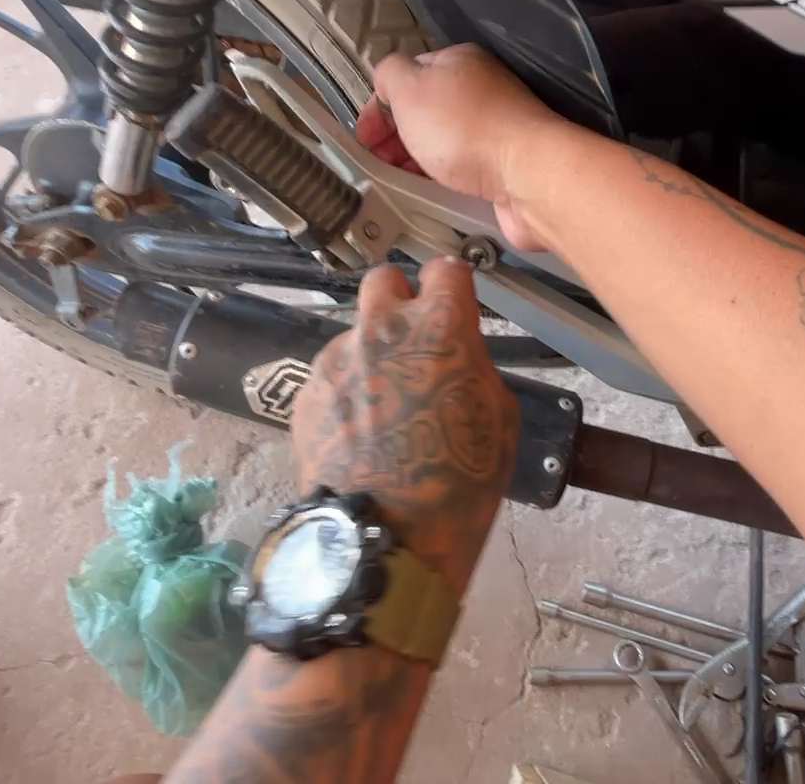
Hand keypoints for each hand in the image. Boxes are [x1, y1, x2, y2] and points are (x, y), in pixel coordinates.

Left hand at [287, 257, 520, 591]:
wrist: (387, 536)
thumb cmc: (458, 479)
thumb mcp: (498, 415)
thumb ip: (474, 364)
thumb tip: (458, 353)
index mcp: (439, 326)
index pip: (446, 268)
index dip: (453, 284)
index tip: (455, 302)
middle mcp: (382, 328)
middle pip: (385, 278)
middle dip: (401, 299)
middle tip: (414, 337)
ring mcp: (337, 357)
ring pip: (355, 330)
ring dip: (372, 350)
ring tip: (385, 402)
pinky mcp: (306, 389)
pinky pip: (331, 372)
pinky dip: (347, 387)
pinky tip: (359, 428)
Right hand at [355, 44, 568, 250]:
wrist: (527, 175)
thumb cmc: (468, 129)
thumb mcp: (410, 88)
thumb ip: (389, 75)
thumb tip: (386, 81)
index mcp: (458, 63)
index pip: (407, 78)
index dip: (380, 107)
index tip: (364, 137)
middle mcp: (480, 92)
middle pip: (424, 113)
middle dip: (395, 139)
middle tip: (379, 162)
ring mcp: (494, 129)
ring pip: (442, 144)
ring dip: (417, 162)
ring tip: (400, 181)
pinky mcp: (503, 165)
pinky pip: (463, 170)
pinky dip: (443, 180)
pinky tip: (431, 192)